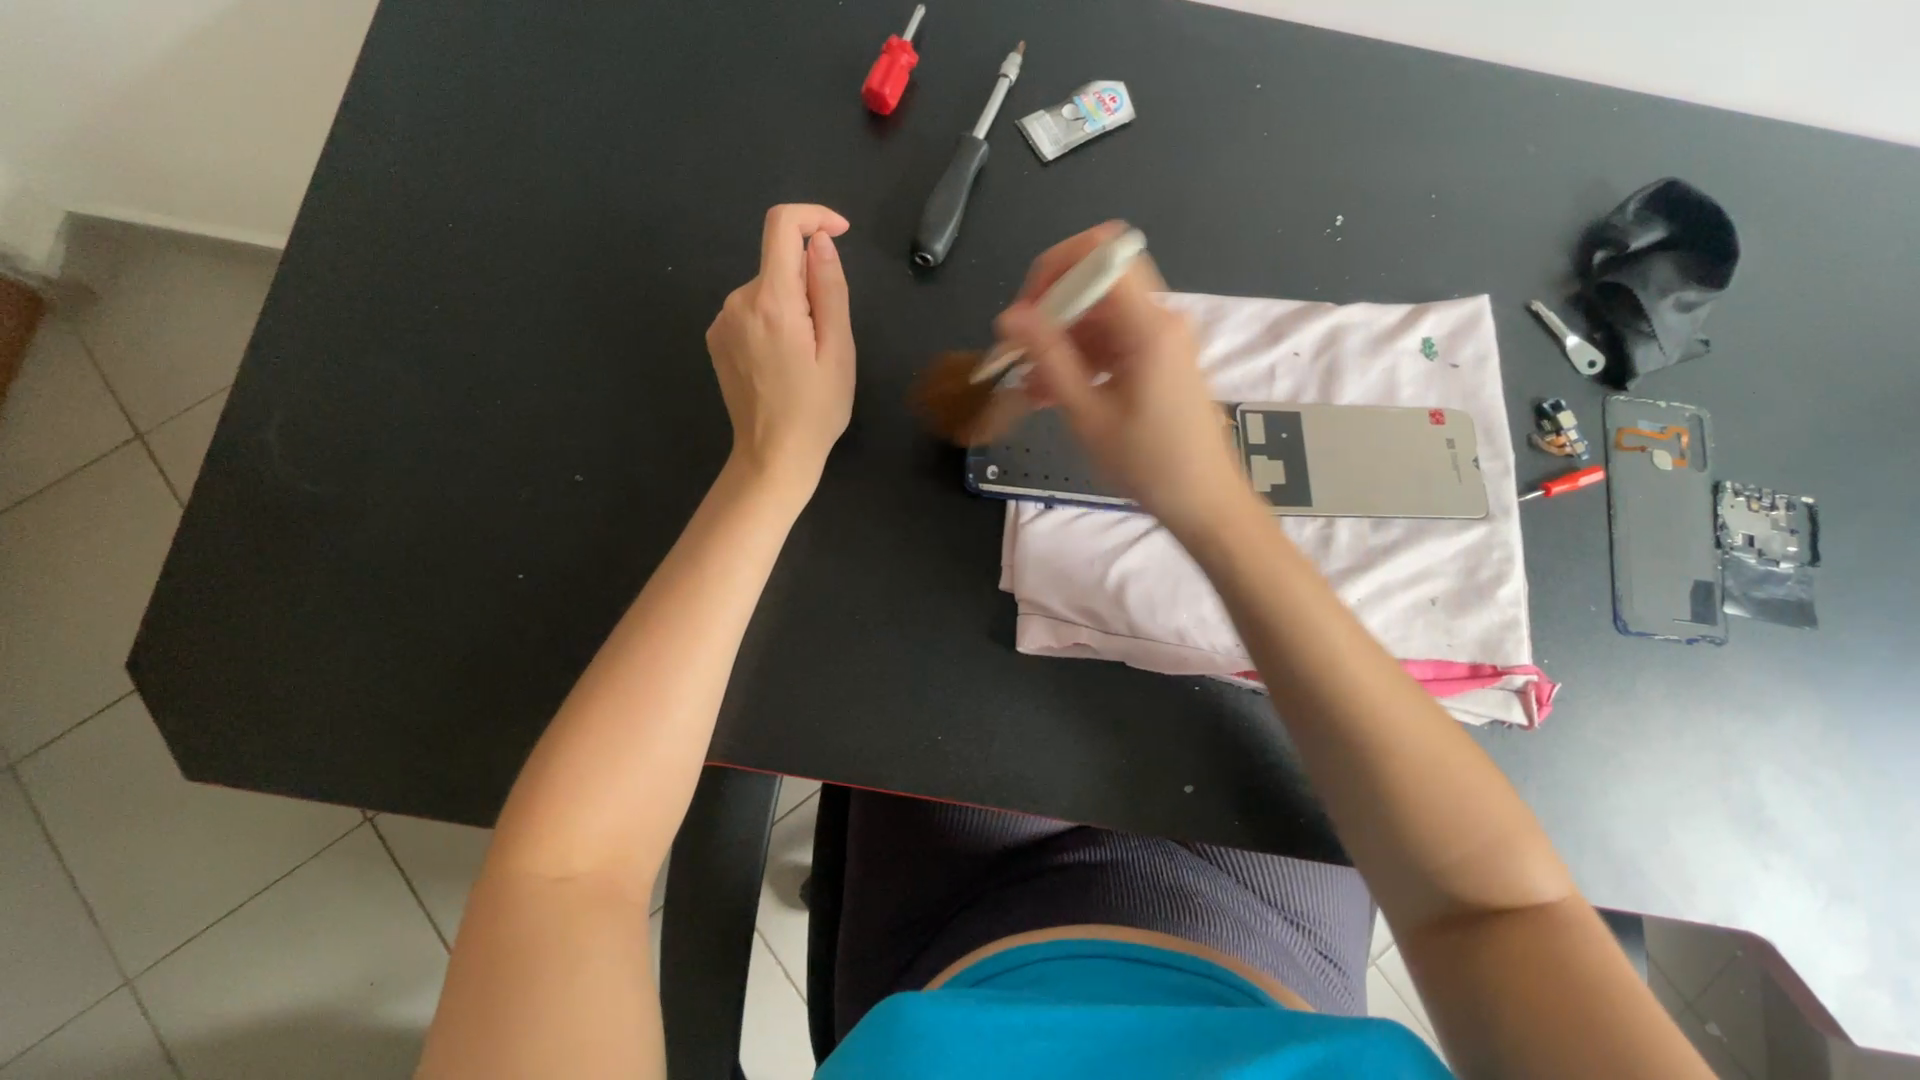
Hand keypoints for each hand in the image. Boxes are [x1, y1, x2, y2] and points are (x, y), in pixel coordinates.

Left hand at [706, 204, 854, 495]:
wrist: (773, 455)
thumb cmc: (817, 409)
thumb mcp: (839, 349)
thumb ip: (830, 288)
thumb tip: (819, 241)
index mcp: (771, 301)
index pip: (782, 225)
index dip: (813, 217)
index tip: (839, 233)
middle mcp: (737, 301)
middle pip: (778, 264)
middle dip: (809, 286)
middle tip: (827, 339)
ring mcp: (721, 321)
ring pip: (767, 289)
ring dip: (792, 307)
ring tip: (806, 357)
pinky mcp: (716, 338)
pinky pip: (752, 310)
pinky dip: (774, 321)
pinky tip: (782, 363)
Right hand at [995, 222, 1251, 535]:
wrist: (1204, 501)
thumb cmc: (1148, 463)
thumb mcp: (1087, 413)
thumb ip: (1048, 357)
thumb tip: (1009, 315)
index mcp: (1148, 325)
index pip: (1099, 253)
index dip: (1054, 269)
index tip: (1026, 311)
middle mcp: (1159, 318)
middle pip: (1095, 282)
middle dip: (1052, 310)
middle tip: (1022, 353)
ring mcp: (1161, 338)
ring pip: (1098, 315)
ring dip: (1060, 341)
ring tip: (1031, 386)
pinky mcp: (1158, 358)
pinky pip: (1111, 340)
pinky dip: (1079, 358)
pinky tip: (1052, 393)